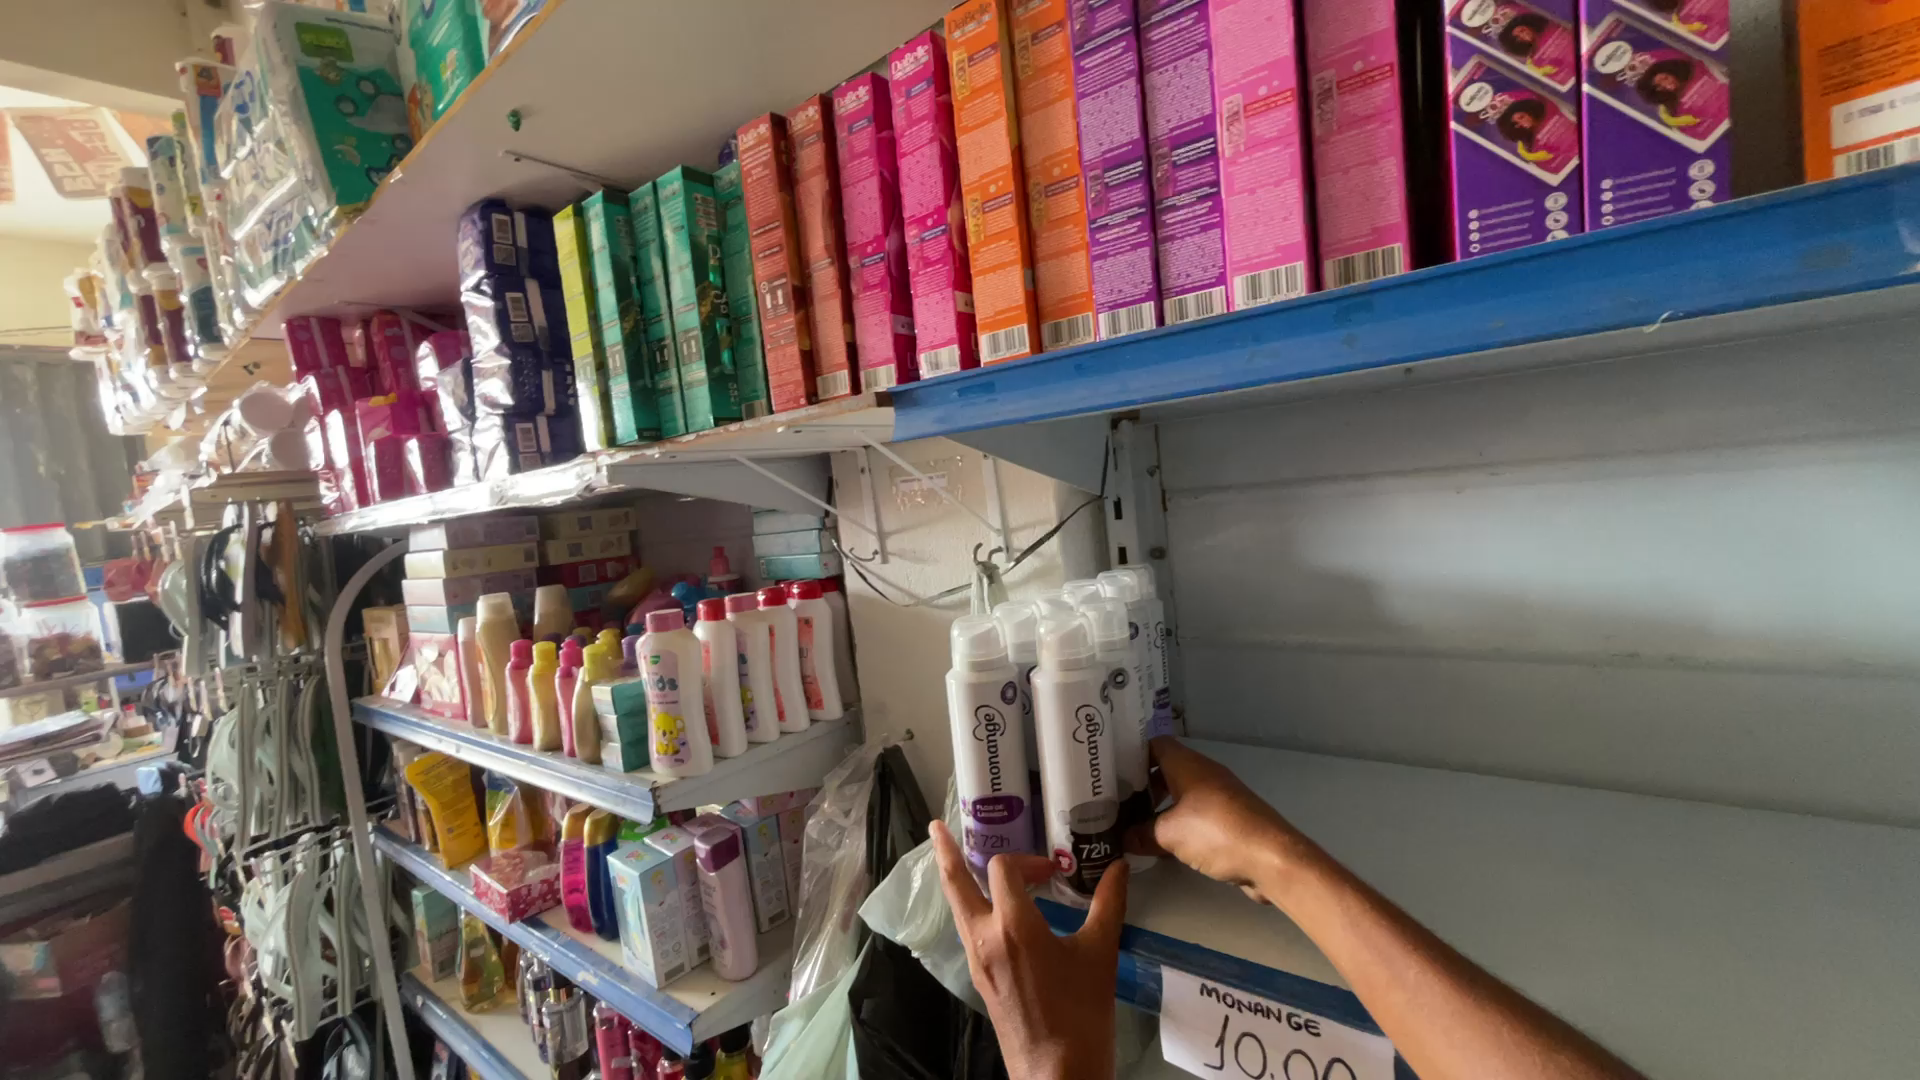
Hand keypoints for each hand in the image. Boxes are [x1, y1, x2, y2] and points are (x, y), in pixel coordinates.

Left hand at [929, 820, 1129, 1079]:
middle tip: (935, 825)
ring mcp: (976, 959)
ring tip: (948, 854)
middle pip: (955, 882)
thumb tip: (1118, 866)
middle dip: (945, 851)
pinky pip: (965, 929)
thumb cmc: (1081, 1014)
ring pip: (956, 907)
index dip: (1027, 860)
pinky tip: (979, 904)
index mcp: (1013, 925)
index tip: (1052, 873)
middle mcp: (985, 936)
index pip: (1002, 869)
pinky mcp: (978, 978)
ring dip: (953, 877)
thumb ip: (1108, 904)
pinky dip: (967, 905)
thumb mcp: (1100, 954)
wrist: (1059, 1077)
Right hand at [1127, 736, 1306, 905]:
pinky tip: (1163, 843)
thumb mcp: (1169, 834)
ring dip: (1160, 806)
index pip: (1153, 744)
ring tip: (1133, 822)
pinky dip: (1178, 823)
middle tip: (1116, 799)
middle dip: (1142, 784)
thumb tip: (1122, 838)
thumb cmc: (1215, 831)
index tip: (1110, 769)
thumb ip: (1142, 834)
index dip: (1131, 754)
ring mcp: (1219, 796)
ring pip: (1181, 793)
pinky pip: (1195, 813)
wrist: (1272, 858)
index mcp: (1186, 764)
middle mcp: (1203, 773)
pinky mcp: (1230, 819)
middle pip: (1165, 769)